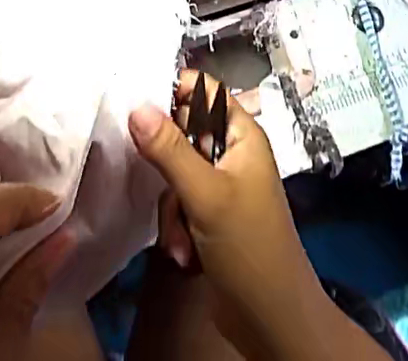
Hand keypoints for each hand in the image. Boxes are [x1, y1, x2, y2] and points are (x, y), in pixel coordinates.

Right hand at [129, 71, 384, 360]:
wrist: (270, 317)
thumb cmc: (248, 244)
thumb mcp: (205, 194)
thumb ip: (170, 150)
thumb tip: (137, 106)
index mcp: (242, 135)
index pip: (206, 92)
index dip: (176, 91)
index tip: (139, 104)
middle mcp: (233, 154)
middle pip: (184, 136)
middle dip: (169, 169)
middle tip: (166, 187)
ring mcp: (221, 186)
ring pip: (176, 176)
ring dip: (173, 210)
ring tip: (184, 237)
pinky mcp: (210, 217)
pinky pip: (179, 206)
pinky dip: (178, 229)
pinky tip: (187, 255)